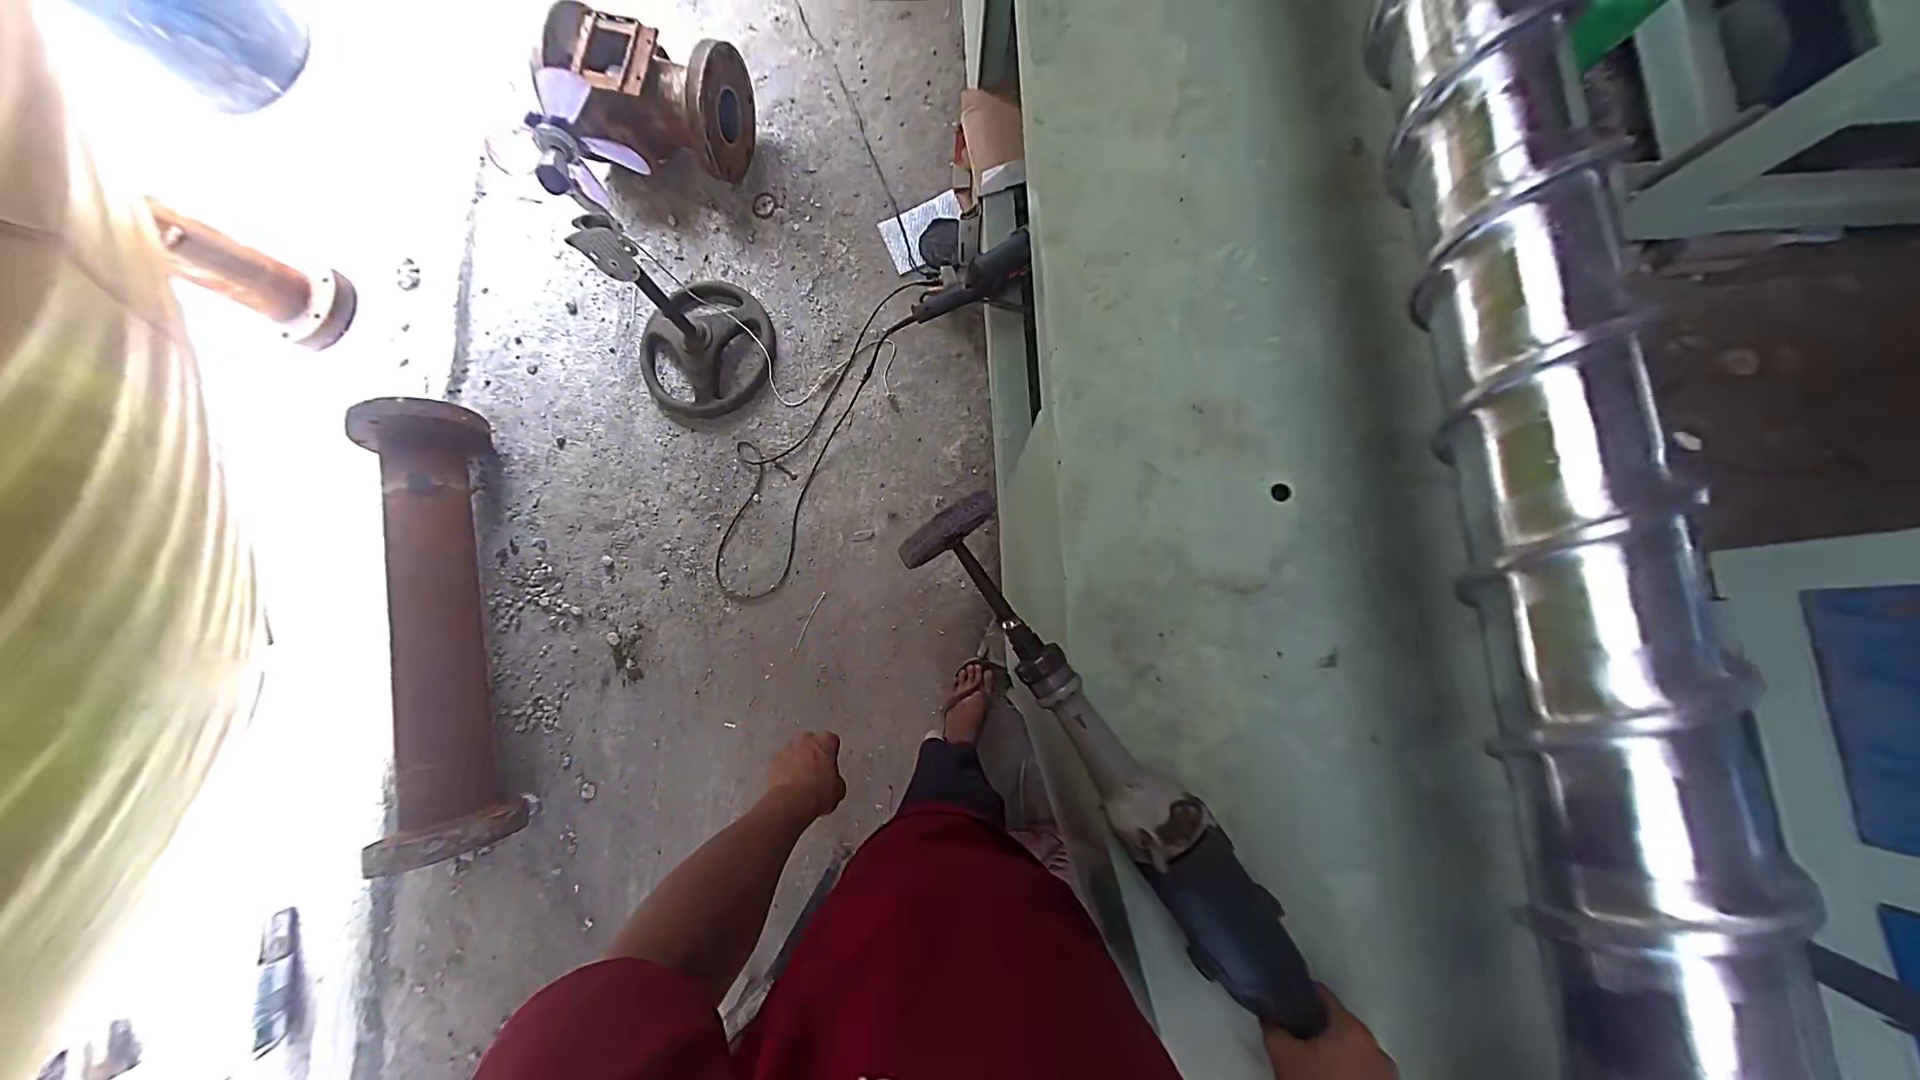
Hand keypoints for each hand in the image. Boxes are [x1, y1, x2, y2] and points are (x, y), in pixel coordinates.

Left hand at [766, 731, 845, 819]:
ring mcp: (788, 748)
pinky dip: (784, 771)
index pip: (831, 741)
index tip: (831, 764)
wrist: (792, 802)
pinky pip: (781, 762)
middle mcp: (806, 739)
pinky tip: (789, 786)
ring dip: (797, 762)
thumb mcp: (838, 789)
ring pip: (794, 751)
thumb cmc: (816, 792)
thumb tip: (832, 784)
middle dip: (812, 754)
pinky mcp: (774, 760)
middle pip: (811, 742)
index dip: (831, 754)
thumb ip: (836, 778)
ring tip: (801, 782)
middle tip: (816, 773)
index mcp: (825, 741)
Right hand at [1263, 986, 1395, 1079]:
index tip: (1283, 1003)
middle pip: (1338, 1022)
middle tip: (1294, 1038)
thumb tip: (1269, 1012)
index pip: (1322, 994)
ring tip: (1311, 1064)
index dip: (1298, 994)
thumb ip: (1273, 1026)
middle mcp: (1377, 1048)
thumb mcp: (1283, 1055)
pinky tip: (1328, 1079)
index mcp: (1354, 1030)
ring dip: (1331, 1050)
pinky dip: (1345, 1069)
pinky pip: (1362, 1069)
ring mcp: (1388, 1075)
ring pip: (1351, 1047)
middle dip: (1315, 1027)